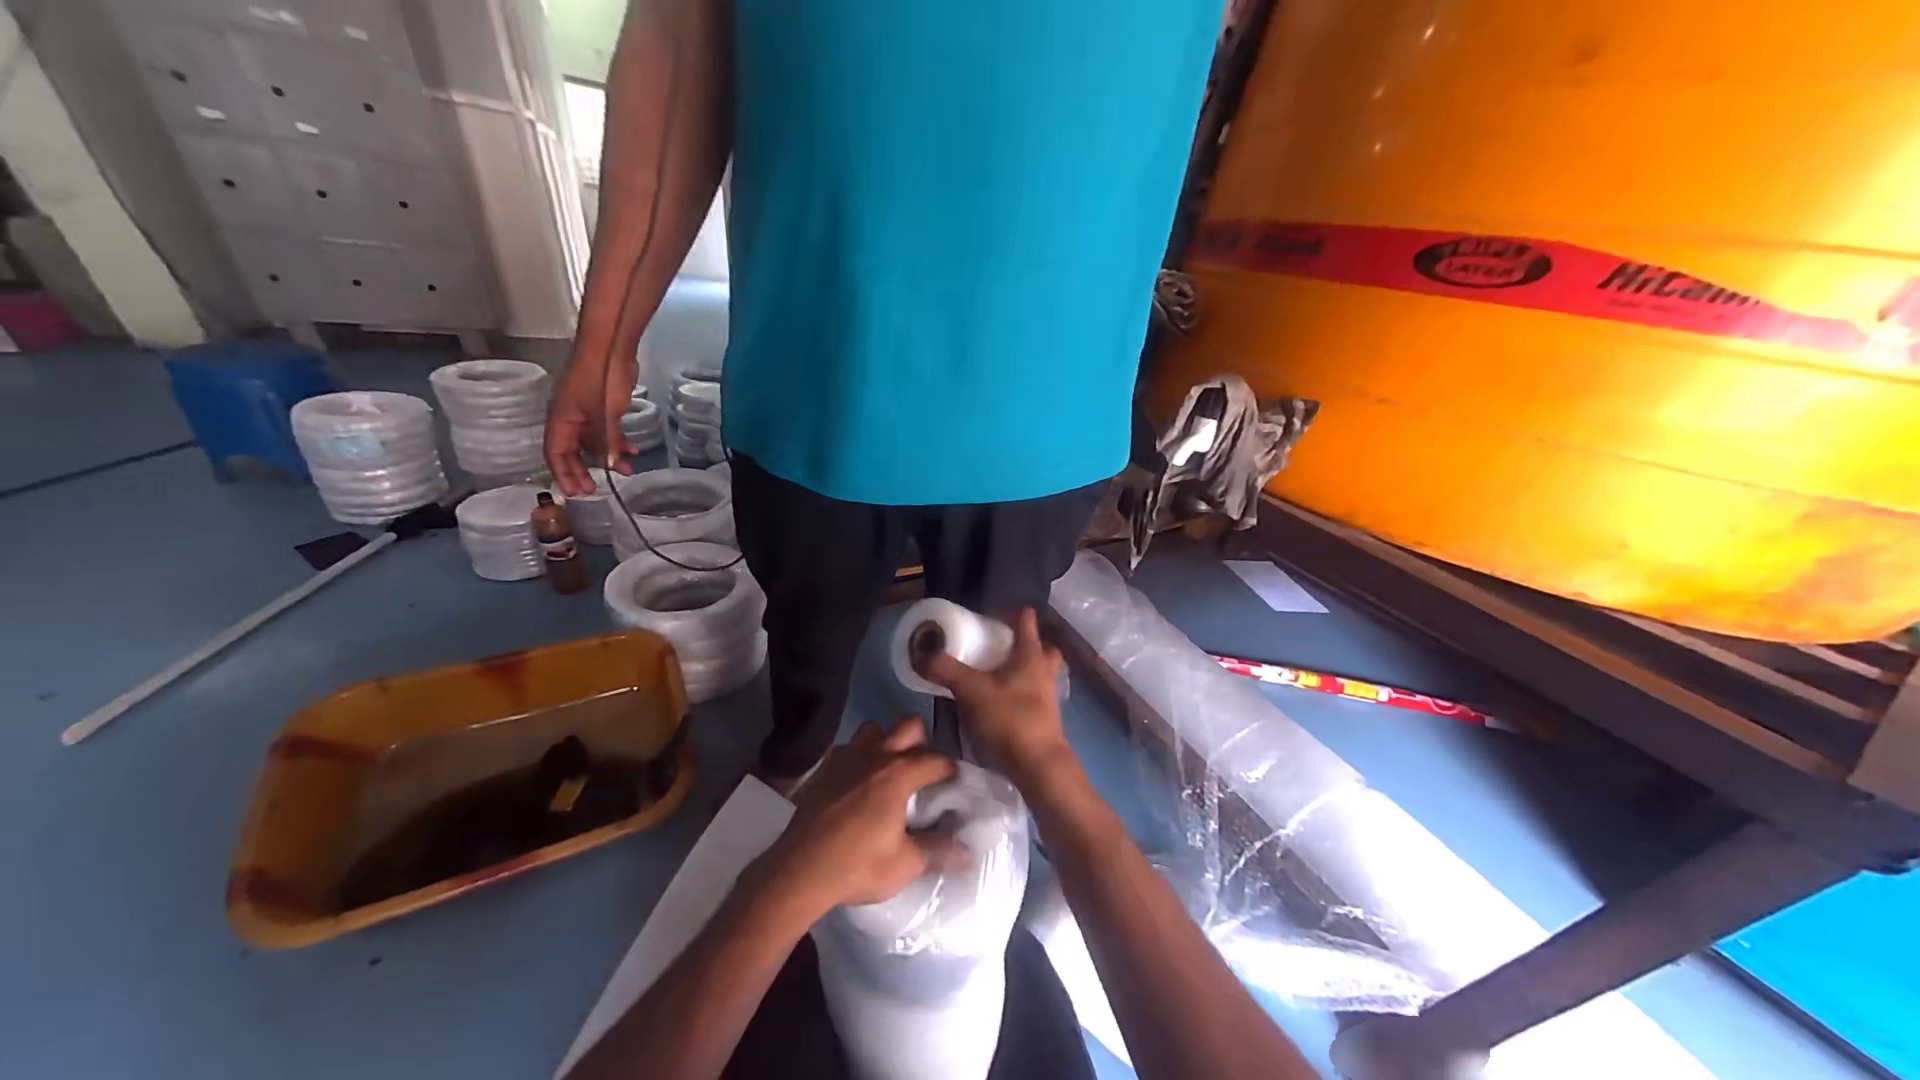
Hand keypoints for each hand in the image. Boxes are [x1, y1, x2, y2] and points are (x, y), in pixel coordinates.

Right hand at [544, 354, 638, 495]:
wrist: (611, 347)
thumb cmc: (601, 378)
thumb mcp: (605, 414)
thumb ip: (607, 440)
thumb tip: (609, 465)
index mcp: (560, 420)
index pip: (555, 454)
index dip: (563, 474)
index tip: (575, 492)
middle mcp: (569, 419)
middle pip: (572, 451)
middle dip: (583, 471)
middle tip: (595, 490)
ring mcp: (586, 412)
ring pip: (592, 442)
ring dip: (607, 457)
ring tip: (626, 471)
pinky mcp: (602, 407)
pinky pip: (606, 431)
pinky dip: (618, 441)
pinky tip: (634, 450)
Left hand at [754, 719, 962, 917]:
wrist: (799, 871)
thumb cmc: (857, 865)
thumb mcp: (905, 864)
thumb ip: (938, 851)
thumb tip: (968, 852)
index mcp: (899, 774)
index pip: (937, 759)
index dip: (951, 770)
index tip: (955, 783)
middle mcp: (876, 756)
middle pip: (908, 725)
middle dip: (922, 742)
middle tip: (923, 770)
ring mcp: (846, 757)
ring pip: (874, 728)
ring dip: (887, 741)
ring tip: (890, 768)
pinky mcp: (824, 768)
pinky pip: (847, 747)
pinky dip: (858, 755)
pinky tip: (857, 779)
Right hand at [924, 608, 1075, 788]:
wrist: (1039, 766)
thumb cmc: (1010, 719)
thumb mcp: (971, 691)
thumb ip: (946, 670)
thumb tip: (922, 655)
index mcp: (1031, 655)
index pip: (1027, 622)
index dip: (1012, 614)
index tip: (991, 615)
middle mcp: (1044, 671)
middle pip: (1042, 648)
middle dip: (1026, 643)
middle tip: (1003, 646)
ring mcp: (1049, 695)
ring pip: (1041, 672)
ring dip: (1025, 669)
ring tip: (999, 674)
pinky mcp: (1046, 717)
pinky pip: (1036, 694)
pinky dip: (1022, 692)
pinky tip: (1002, 701)